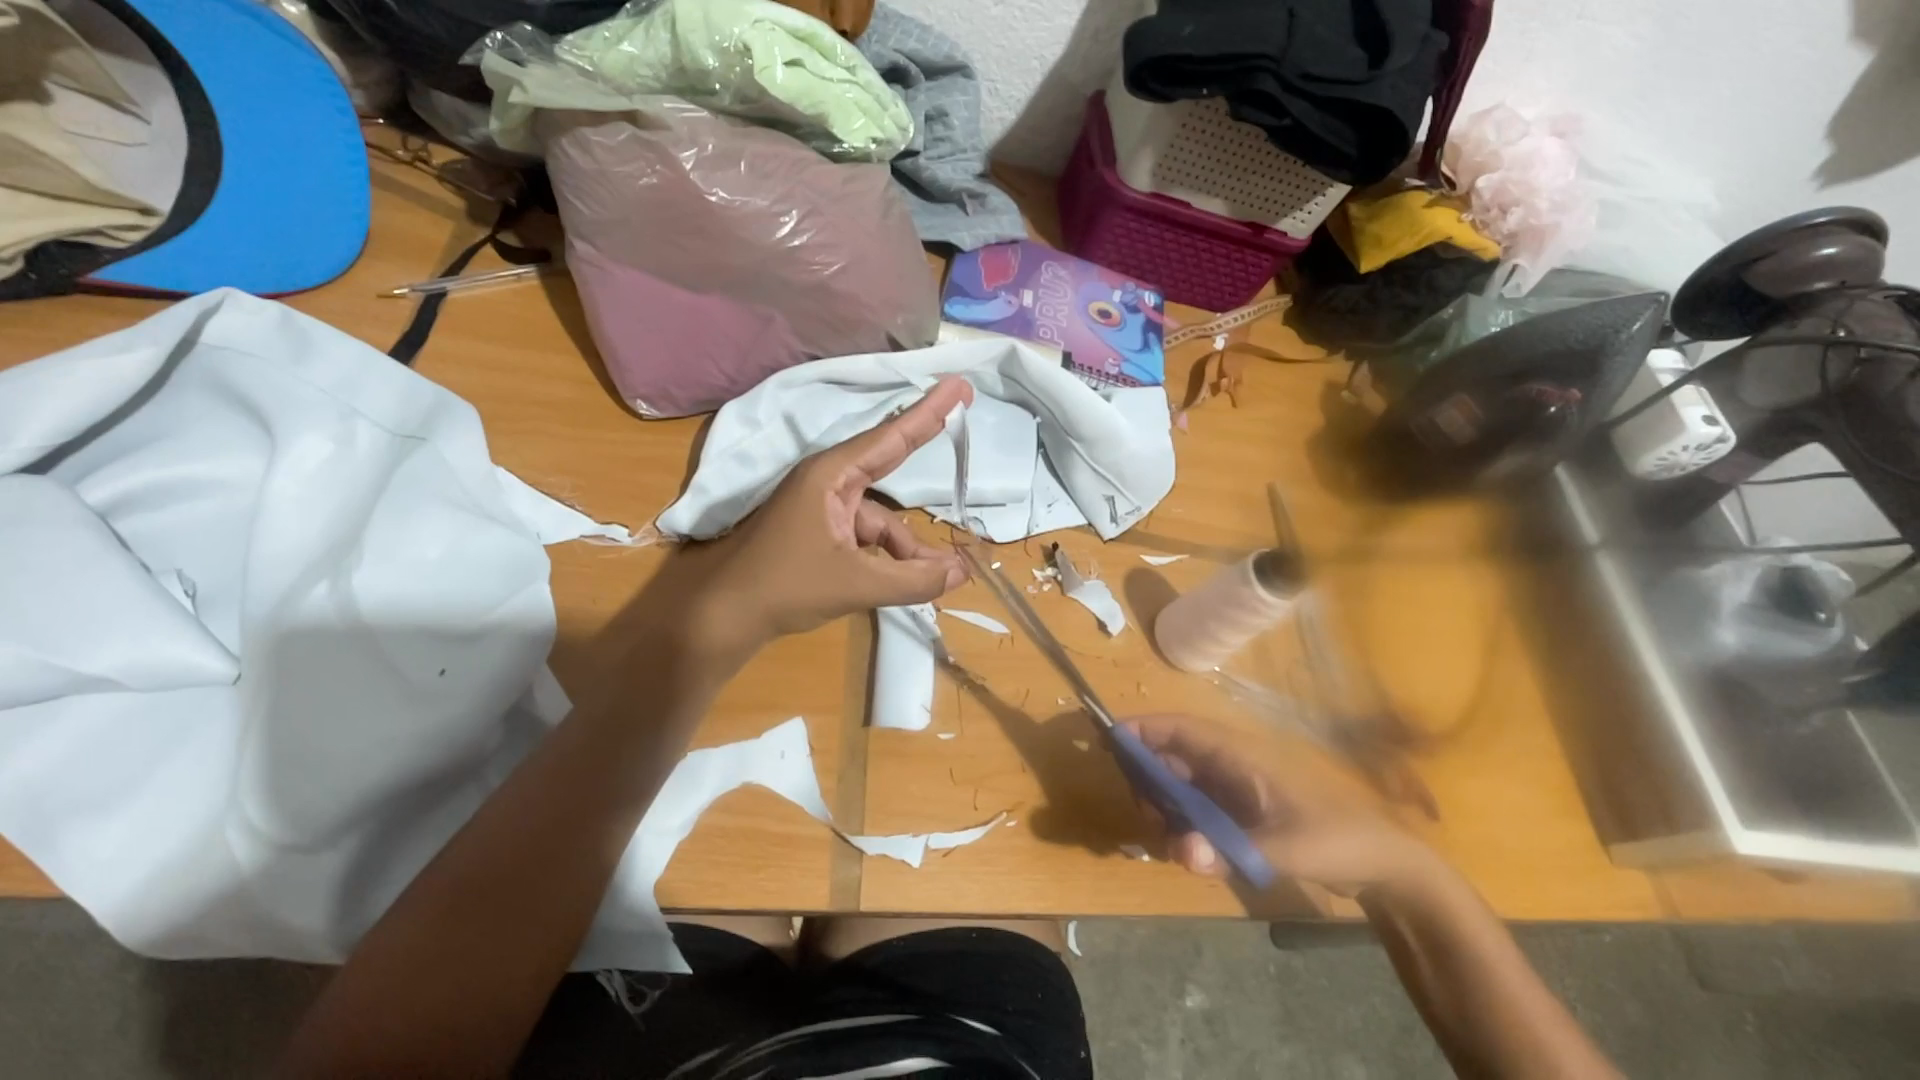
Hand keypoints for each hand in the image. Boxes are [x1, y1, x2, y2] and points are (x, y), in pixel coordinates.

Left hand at [662, 377, 974, 663]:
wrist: (723, 616)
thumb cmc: (784, 586)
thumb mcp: (856, 584)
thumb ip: (913, 579)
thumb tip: (962, 572)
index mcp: (830, 476)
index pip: (891, 437)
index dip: (929, 412)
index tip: (959, 385)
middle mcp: (827, 483)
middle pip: (889, 467)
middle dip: (923, 456)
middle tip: (964, 418)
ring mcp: (822, 509)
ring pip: (881, 520)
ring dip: (907, 548)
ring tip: (936, 577)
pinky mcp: (818, 534)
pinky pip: (865, 538)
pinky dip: (887, 558)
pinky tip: (906, 583)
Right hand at [1124, 714, 1443, 896]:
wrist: (1386, 866)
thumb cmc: (1339, 841)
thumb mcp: (1286, 847)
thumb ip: (1232, 850)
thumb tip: (1181, 851)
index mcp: (1242, 755)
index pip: (1182, 729)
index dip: (1145, 729)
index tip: (1110, 740)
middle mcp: (1234, 764)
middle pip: (1173, 757)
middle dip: (1149, 781)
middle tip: (1146, 817)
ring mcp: (1238, 790)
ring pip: (1182, 785)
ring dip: (1166, 808)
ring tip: (1170, 841)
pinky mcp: (1243, 814)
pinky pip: (1198, 810)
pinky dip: (1184, 825)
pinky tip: (1189, 851)